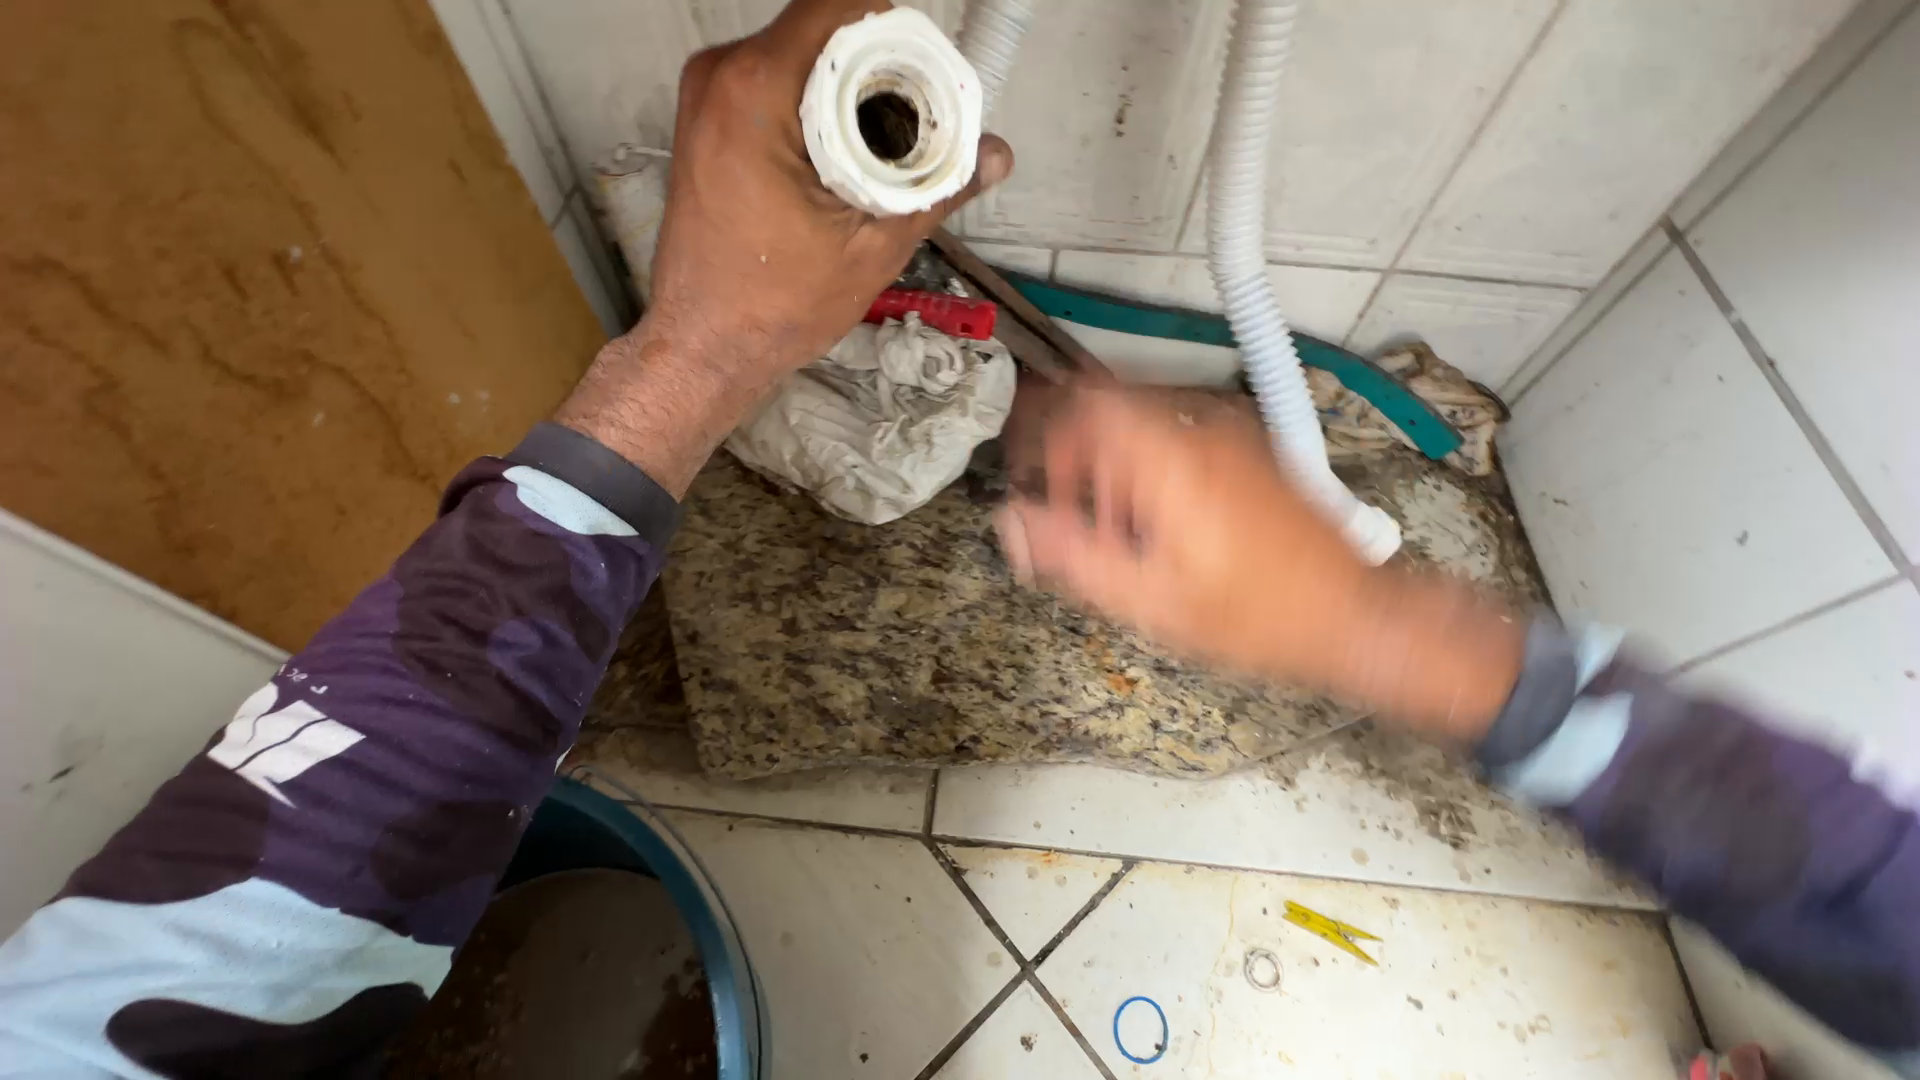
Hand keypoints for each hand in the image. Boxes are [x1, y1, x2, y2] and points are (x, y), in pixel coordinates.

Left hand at [650, 0, 1013, 372]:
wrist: (707, 345)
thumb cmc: (780, 305)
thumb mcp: (873, 247)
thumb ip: (938, 189)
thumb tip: (997, 154)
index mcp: (756, 88)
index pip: (841, 10)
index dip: (899, 37)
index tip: (934, 81)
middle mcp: (721, 74)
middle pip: (822, 34)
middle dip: (880, 71)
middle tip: (923, 124)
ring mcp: (707, 97)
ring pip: (800, 61)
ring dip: (850, 94)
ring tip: (890, 149)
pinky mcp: (707, 124)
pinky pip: (775, 90)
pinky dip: (817, 112)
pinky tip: (847, 160)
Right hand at [997, 384, 1525, 737]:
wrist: (1355, 617)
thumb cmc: (1261, 616)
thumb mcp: (1151, 600)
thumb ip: (1072, 556)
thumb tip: (1012, 523)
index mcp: (1173, 460)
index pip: (1087, 404)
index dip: (1047, 435)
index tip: (1035, 477)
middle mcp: (1203, 432)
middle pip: (1110, 417)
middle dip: (1079, 465)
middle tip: (1076, 521)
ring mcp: (1232, 438)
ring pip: (1142, 431)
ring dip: (1114, 475)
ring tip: (1121, 538)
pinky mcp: (1249, 453)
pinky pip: (1178, 443)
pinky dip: (1150, 476)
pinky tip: (1162, 532)